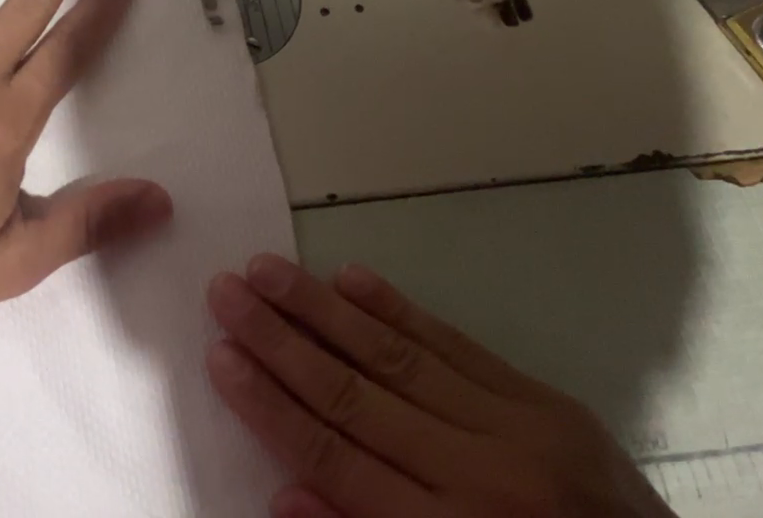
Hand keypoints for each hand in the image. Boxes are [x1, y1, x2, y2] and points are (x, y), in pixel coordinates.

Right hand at [205, 256, 675, 517]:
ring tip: (266, 268)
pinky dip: (396, 308)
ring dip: (321, 307)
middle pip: (353, 394)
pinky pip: (455, 343)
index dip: (268, 405)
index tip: (218, 354)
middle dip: (278, 338)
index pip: (333, 457)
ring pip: (395, 354)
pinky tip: (349, 276)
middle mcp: (478, 476)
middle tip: (225, 289)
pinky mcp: (544, 399)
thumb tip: (283, 493)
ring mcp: (516, 428)